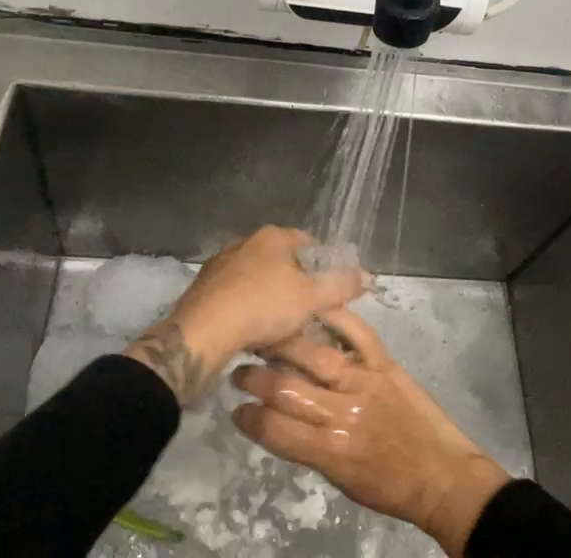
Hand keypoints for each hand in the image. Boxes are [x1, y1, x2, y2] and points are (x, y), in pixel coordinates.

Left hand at [122, 226, 363, 401]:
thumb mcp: (312, 298)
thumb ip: (341, 285)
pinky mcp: (204, 288)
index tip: (332, 290)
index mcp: (272, 236)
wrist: (202, 333)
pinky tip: (255, 332)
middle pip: (283, 261)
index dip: (324, 264)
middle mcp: (245, 242)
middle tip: (312, 312)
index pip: (309, 242)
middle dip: (298, 283)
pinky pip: (237, 296)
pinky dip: (249, 309)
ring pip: (258, 279)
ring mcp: (221, 264)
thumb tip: (368, 275)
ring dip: (272, 297)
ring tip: (285, 327)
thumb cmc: (263, 307)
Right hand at [230, 308, 511, 556]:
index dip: (247, 418)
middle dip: (254, 379)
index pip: (274, 429)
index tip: (236, 411)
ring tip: (265, 339)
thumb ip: (307, 448)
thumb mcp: (340, 480)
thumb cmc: (389, 487)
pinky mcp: (386, 363)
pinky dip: (336, 316)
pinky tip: (314, 307)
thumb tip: (275, 422)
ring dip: (283, 345)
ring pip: (314, 355)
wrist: (443, 476)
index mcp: (330, 449)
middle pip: (286, 388)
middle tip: (240, 373)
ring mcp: (366, 382)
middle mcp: (344, 412)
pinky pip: (357, 333)